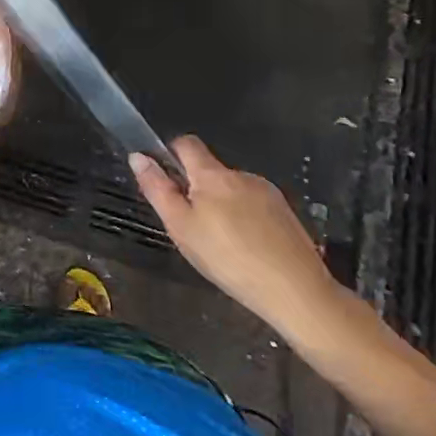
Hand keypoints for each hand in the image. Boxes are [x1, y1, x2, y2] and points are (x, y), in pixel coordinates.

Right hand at [130, 137, 344, 332]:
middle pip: (209, 170)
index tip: (165, 180)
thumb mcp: (179, 225)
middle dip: (195, 188)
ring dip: (220, 204)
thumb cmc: (227, 258)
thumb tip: (138, 156)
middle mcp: (243, 176)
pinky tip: (245, 246)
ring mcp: (269, 194)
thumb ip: (157, 188)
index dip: (170, 154)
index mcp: (213, 175)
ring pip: (231, 189)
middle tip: (190, 224)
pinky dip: (243, 217)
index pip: (187, 144)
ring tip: (220, 241)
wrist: (297, 292)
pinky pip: (253, 204)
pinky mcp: (287, 214)